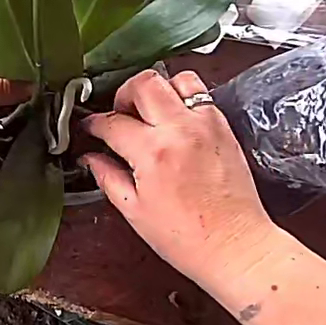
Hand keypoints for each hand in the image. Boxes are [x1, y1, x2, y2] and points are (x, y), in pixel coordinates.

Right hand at [81, 69, 280, 286]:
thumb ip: (108, 177)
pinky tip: (175, 123)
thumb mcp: (135, 211)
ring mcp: (206, 125)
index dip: (94, 124)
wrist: (235, 246)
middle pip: (144, 82)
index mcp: (153, 152)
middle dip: (123, 94)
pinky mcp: (224, 128)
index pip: (112, 121)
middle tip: (120, 115)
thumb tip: (92, 159)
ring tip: (150, 113)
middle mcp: (180, 129)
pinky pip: (202, 95)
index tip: (90, 128)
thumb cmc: (189, 237)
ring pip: (177, 78)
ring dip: (159, 90)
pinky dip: (184, 100)